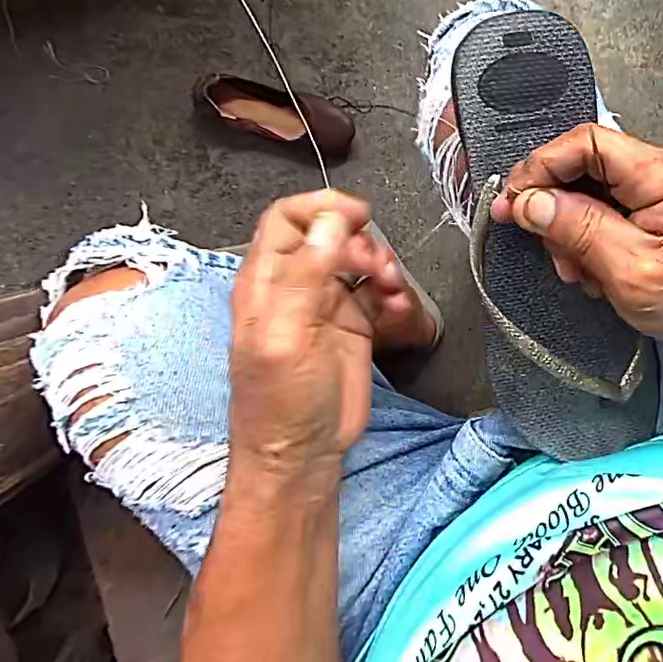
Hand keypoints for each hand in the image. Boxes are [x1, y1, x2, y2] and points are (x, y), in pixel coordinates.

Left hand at [228, 190, 408, 473]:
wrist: (303, 454)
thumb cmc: (281, 402)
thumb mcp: (285, 337)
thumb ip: (305, 276)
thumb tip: (330, 224)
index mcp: (266, 283)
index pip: (286, 220)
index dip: (320, 208)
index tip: (356, 214)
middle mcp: (297, 287)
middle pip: (330, 235)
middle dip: (360, 241)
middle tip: (377, 266)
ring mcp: (327, 304)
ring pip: (358, 260)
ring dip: (381, 265)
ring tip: (391, 288)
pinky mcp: (354, 324)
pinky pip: (378, 292)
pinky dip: (392, 292)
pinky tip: (396, 308)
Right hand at [489, 124, 662, 359]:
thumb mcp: (629, 270)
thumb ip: (578, 229)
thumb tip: (529, 202)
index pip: (588, 141)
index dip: (543, 165)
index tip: (514, 199)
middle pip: (584, 163)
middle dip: (555, 205)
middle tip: (541, 243)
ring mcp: (658, 188)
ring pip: (588, 188)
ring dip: (569, 228)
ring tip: (577, 269)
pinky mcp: (653, 207)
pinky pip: (603, 207)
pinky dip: (587, 237)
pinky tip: (592, 268)